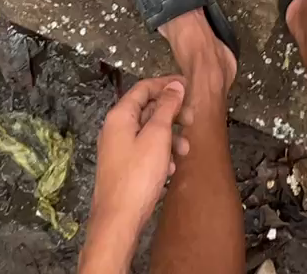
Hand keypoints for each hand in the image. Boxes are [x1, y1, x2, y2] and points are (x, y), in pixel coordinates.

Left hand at [87, 76, 185, 239]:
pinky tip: (171, 168)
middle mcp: (115, 128)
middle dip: (171, 113)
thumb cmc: (137, 177)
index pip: (144, 87)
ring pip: (148, 131)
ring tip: (185, 149)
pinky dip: (160, 152)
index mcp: (120, 115)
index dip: (166, 84)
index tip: (187, 86)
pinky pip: (145, 150)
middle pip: (147, 109)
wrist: (118, 222)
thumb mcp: (157, 136)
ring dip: (169, 136)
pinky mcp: (122, 167)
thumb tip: (174, 86)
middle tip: (191, 119)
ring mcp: (117, 148)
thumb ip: (167, 107)